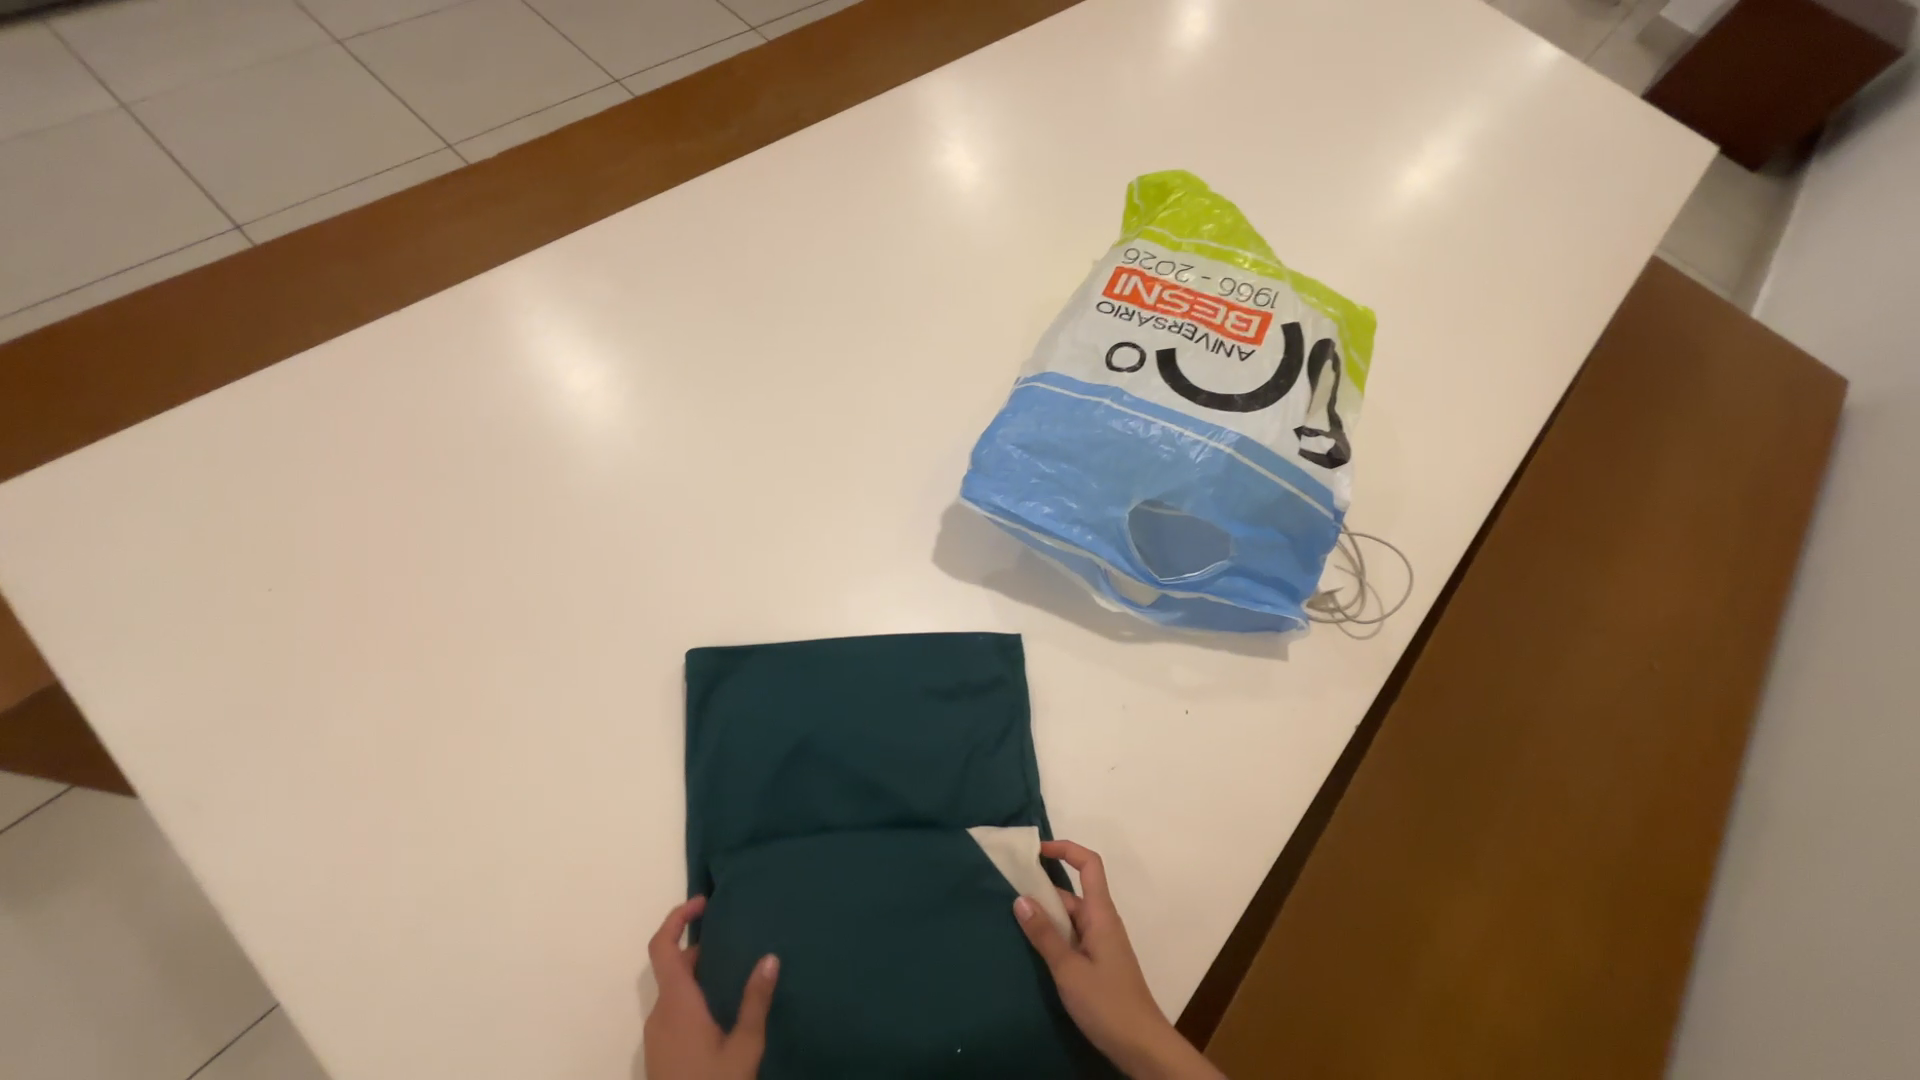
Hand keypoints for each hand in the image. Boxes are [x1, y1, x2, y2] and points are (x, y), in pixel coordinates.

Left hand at [643, 896, 779, 1079]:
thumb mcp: (744, 1047)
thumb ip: (755, 1001)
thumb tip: (770, 956)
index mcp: (676, 1003)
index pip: (662, 947)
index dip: (676, 918)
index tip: (703, 903)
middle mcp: (659, 1013)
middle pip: (673, 966)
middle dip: (701, 947)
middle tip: (737, 939)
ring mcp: (656, 1034)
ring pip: (675, 990)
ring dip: (699, 973)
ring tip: (736, 972)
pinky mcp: (660, 1052)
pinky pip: (674, 1010)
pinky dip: (695, 995)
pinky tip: (723, 1009)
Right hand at [1014, 841, 1223, 1079]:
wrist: (1142, 1046)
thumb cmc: (1108, 1003)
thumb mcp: (1069, 969)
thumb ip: (1044, 934)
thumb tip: (1020, 898)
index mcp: (1101, 914)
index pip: (1089, 865)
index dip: (1066, 849)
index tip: (1036, 851)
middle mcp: (1102, 922)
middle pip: (1072, 892)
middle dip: (1042, 888)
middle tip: (1007, 891)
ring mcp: (1100, 943)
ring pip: (1070, 917)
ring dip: (1045, 915)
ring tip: (1010, 919)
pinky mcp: (1097, 963)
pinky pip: (1072, 937)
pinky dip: (1052, 935)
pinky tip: (1031, 947)